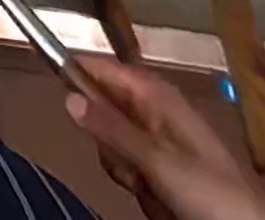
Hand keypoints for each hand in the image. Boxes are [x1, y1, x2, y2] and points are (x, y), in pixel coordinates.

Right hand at [66, 58, 264, 219]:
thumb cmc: (211, 195)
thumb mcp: (157, 161)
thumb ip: (111, 128)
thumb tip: (66, 95)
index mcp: (154, 93)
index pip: (103, 68)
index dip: (78, 72)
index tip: (53, 81)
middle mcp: (151, 107)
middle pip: (100, 106)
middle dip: (105, 138)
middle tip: (126, 163)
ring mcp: (154, 137)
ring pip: (109, 140)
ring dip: (119, 165)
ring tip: (146, 186)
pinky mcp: (156, 165)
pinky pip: (123, 163)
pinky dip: (131, 180)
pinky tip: (153, 197)